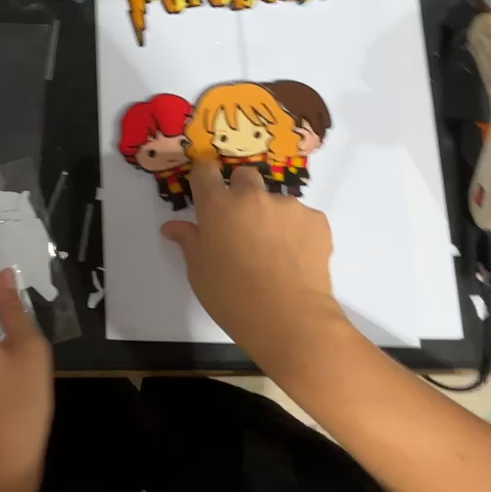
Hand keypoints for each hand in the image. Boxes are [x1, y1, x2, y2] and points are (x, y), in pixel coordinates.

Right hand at [162, 163, 353, 370]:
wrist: (290, 320)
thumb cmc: (233, 298)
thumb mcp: (199, 273)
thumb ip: (189, 241)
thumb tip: (173, 227)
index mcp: (218, 205)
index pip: (205, 171)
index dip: (204, 179)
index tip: (206, 193)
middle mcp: (252, 196)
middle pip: (244, 176)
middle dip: (240, 191)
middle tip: (241, 223)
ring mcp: (288, 206)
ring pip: (275, 201)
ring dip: (271, 216)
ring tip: (274, 252)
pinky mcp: (317, 220)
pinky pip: (302, 218)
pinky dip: (297, 232)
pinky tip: (295, 259)